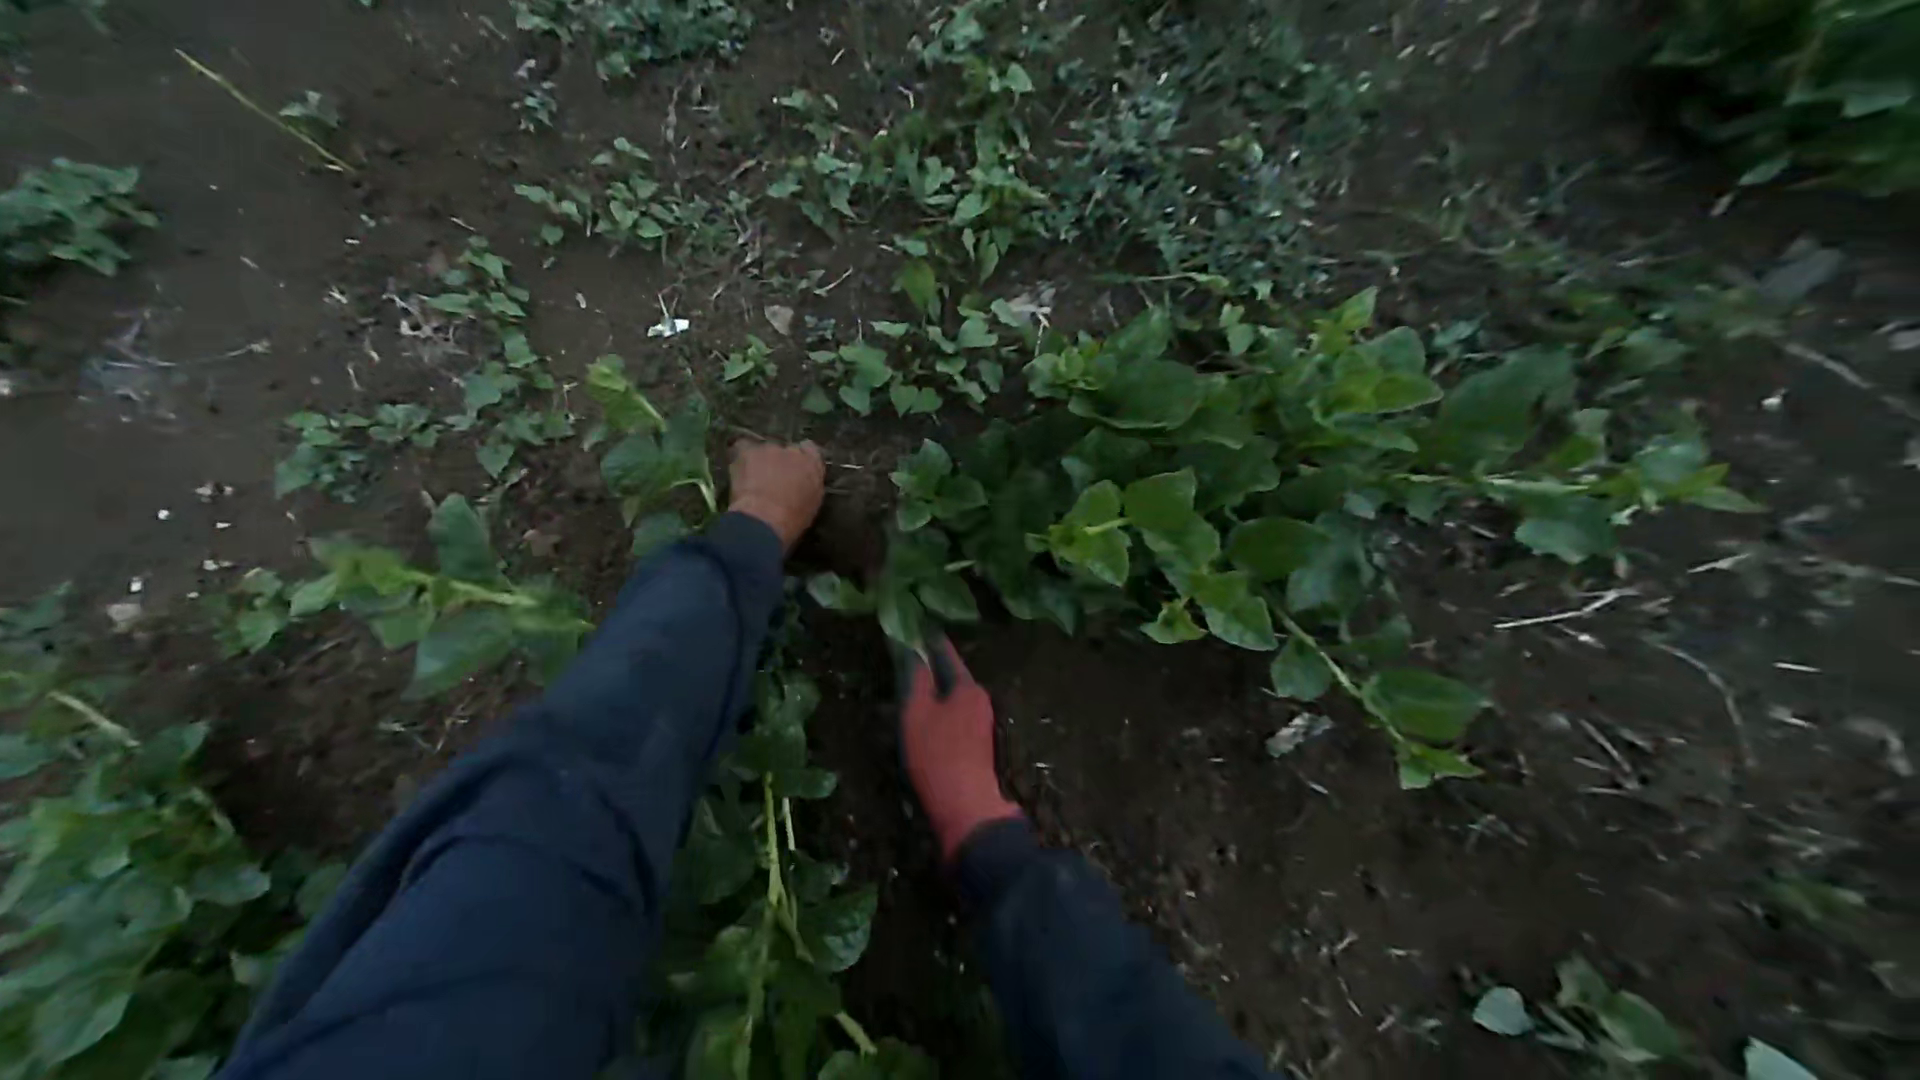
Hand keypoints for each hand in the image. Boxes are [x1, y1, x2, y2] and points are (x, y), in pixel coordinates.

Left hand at [727, 439, 824, 552]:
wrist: (766, 519)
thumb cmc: (793, 518)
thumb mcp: (812, 501)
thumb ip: (809, 483)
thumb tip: (802, 480)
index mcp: (813, 463)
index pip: (810, 449)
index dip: (801, 458)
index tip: (796, 470)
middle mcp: (793, 450)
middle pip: (785, 450)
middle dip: (780, 461)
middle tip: (773, 478)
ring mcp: (769, 448)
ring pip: (763, 450)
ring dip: (760, 461)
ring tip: (752, 478)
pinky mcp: (747, 451)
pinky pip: (741, 448)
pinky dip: (741, 458)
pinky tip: (739, 471)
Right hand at [898, 638, 1020, 861]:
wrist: (966, 806)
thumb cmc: (936, 755)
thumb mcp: (916, 712)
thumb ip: (915, 679)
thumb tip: (913, 651)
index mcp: (967, 686)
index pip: (946, 654)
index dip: (930, 640)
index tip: (920, 624)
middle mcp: (980, 699)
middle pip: (952, 675)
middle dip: (933, 666)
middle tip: (911, 655)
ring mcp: (982, 722)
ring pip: (954, 697)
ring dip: (936, 690)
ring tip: (915, 687)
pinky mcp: (979, 743)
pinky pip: (956, 715)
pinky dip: (941, 709)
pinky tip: (928, 718)